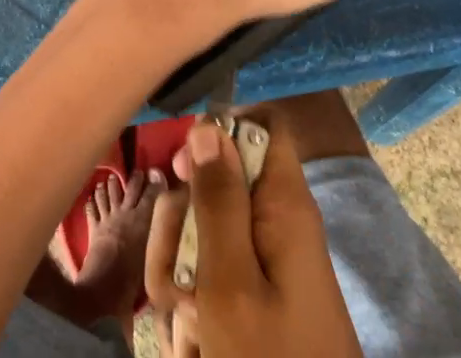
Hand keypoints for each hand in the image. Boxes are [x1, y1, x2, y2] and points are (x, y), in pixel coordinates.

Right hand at [143, 120, 360, 357]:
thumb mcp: (230, 283)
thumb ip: (217, 201)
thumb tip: (208, 125)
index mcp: (284, 206)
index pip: (260, 128)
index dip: (218, 133)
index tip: (184, 169)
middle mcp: (275, 223)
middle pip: (213, 183)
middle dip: (181, 226)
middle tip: (183, 279)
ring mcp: (259, 261)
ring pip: (197, 234)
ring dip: (177, 275)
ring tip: (191, 324)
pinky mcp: (248, 295)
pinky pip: (203, 276)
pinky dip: (189, 306)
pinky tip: (197, 340)